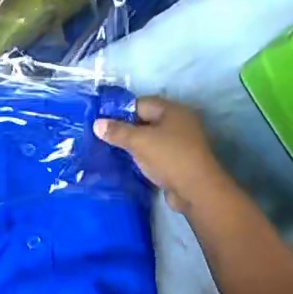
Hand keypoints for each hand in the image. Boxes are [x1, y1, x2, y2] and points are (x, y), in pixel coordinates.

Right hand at [93, 97, 232, 213]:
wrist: (196, 190)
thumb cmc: (169, 157)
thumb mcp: (139, 142)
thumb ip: (117, 132)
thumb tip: (97, 123)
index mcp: (172, 111)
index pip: (141, 103)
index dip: (120, 111)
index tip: (102, 123)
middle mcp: (179, 123)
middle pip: (146, 121)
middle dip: (126, 129)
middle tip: (103, 138)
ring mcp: (180, 143)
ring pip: (151, 139)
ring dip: (134, 146)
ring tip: (112, 152)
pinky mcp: (179, 162)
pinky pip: (156, 155)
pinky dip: (143, 158)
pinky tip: (128, 164)